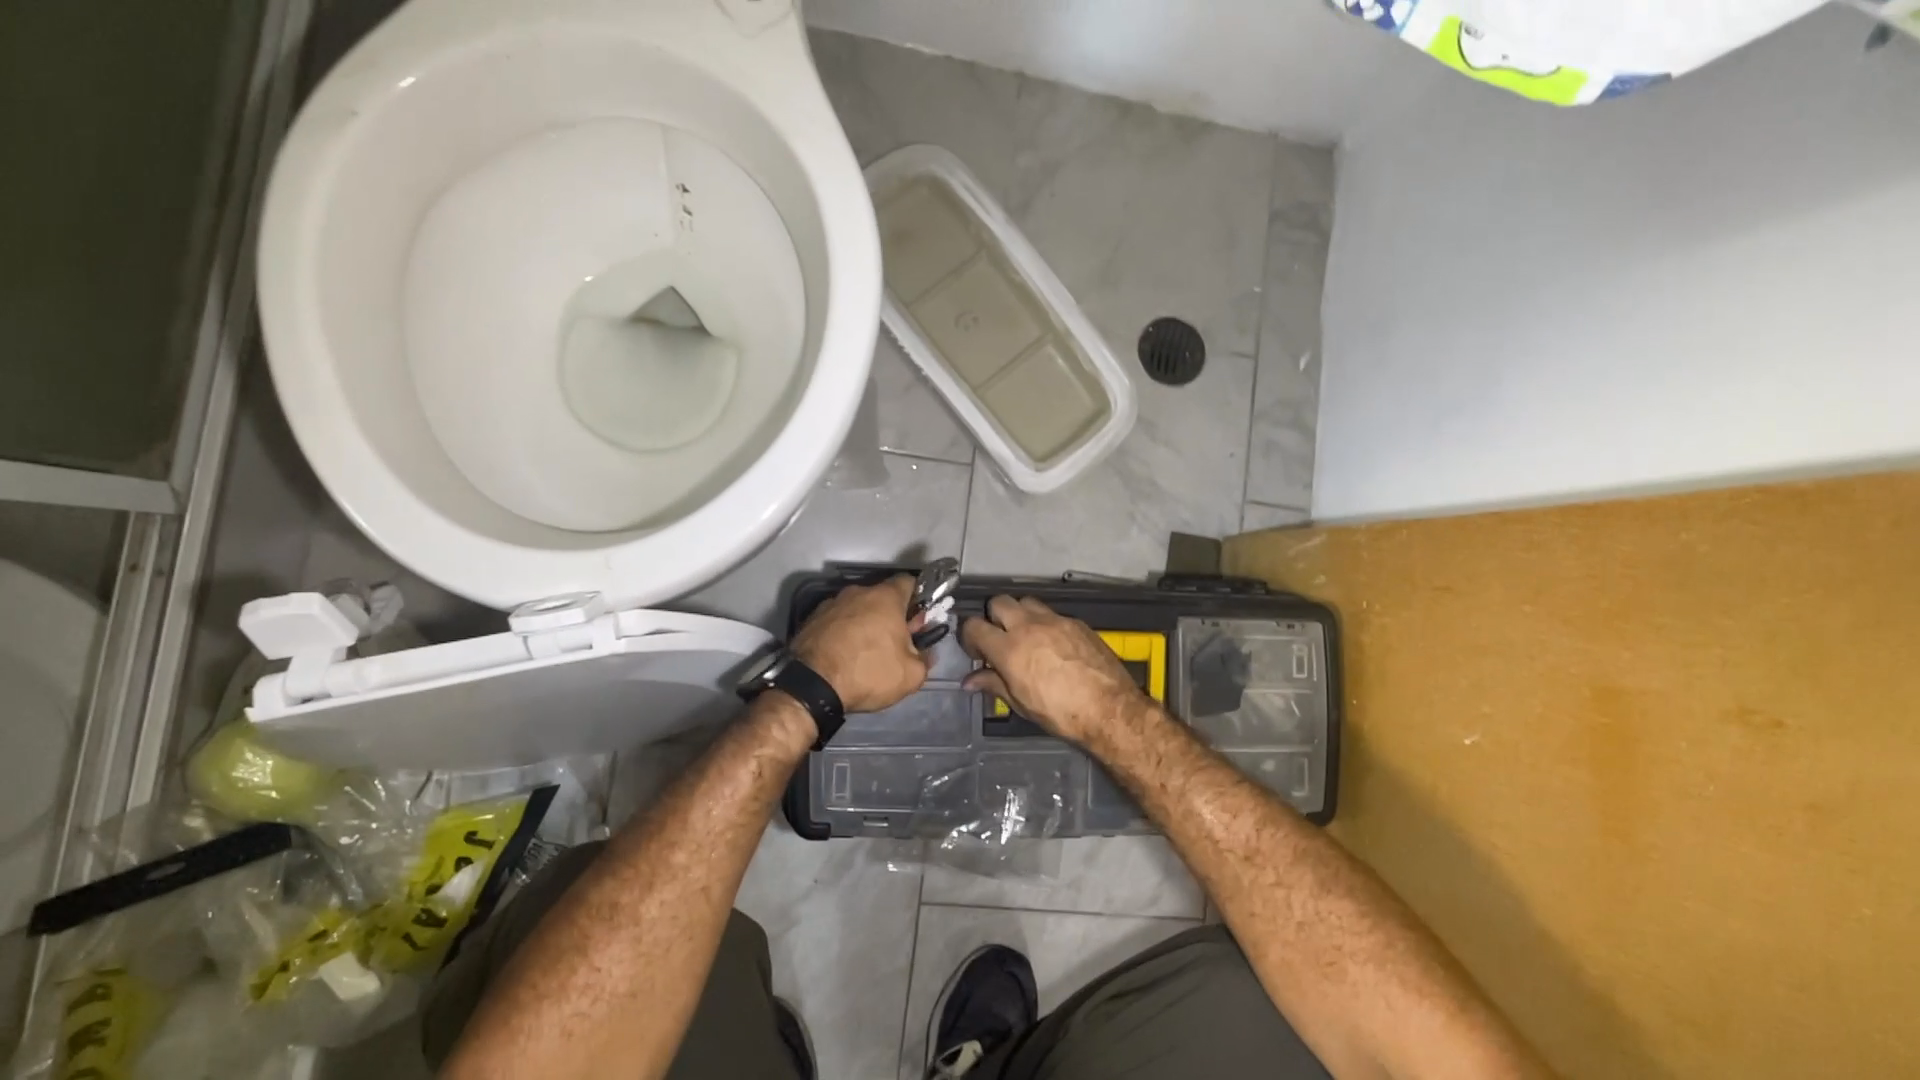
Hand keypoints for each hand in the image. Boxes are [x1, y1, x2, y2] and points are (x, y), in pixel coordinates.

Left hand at [792, 575, 929, 712]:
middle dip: (891, 615)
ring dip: (865, 623)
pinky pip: (836, 621)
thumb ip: (925, 659)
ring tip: (866, 651)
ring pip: (857, 608)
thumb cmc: (868, 673)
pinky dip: (843, 632)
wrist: (811, 686)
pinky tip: (843, 654)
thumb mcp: (911, 675)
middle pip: (881, 597)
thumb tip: (926, 653)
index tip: (919, 619)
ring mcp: (831, 604)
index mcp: (885, 597)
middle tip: (895, 641)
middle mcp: (857, 592)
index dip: (918, 599)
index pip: (909, 582)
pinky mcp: (811, 619)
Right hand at [960, 596, 1151, 745]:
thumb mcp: (1021, 703)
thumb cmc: (1061, 713)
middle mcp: (1029, 627)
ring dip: (1019, 614)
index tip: (976, 651)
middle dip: (993, 617)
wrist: (1109, 708)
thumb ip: (993, 685)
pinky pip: (1052, 614)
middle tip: (999, 639)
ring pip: (1026, 602)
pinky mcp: (1076, 622)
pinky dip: (1045, 624)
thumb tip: (970, 681)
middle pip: (999, 602)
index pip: (974, 626)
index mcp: (1009, 649)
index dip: (969, 637)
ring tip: (1025, 637)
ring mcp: (1055, 621)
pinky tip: (1053, 645)